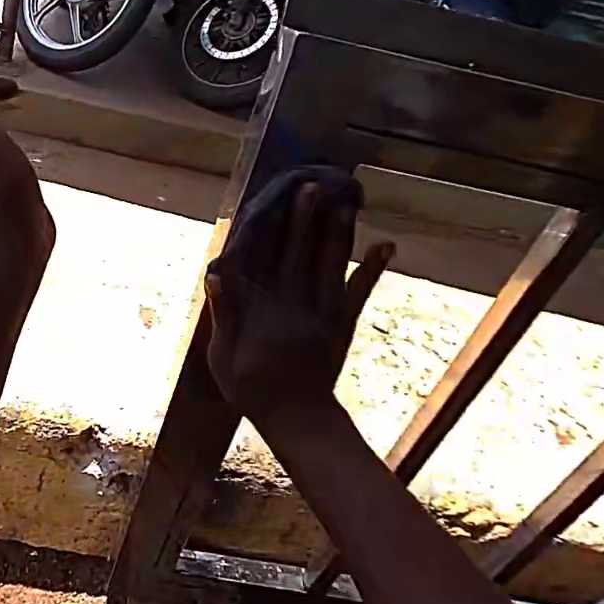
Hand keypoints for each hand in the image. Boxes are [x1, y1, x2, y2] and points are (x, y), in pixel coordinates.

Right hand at [204, 168, 394, 421]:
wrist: (296, 418)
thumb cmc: (252, 388)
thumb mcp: (223, 356)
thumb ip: (223, 314)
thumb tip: (217, 273)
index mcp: (263, 309)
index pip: (263, 259)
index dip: (268, 228)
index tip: (271, 198)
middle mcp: (294, 304)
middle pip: (299, 254)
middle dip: (305, 219)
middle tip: (313, 185)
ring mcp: (322, 313)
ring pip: (330, 266)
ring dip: (337, 234)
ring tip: (345, 202)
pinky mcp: (342, 324)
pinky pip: (358, 294)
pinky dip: (372, 269)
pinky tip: (385, 244)